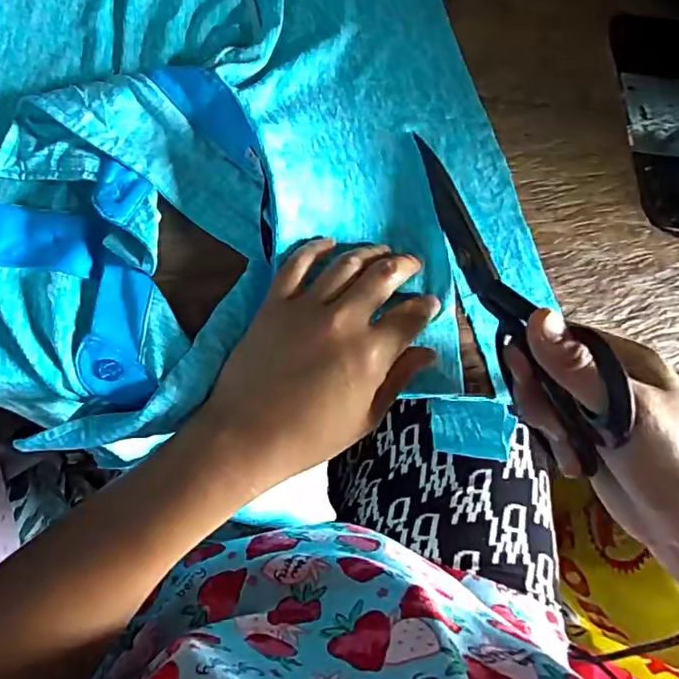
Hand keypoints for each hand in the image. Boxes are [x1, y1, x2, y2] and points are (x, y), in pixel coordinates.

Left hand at [192, 239, 439, 487]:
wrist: (247, 432)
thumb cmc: (310, 436)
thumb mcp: (365, 417)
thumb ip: (397, 380)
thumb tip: (427, 353)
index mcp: (371, 353)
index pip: (410, 316)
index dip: (426, 306)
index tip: (430, 303)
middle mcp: (343, 320)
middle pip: (382, 277)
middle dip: (404, 266)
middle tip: (412, 264)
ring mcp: (306, 307)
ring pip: (345, 263)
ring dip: (369, 252)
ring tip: (380, 251)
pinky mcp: (274, 302)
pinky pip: (296, 264)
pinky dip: (315, 248)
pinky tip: (329, 243)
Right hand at [502, 309, 678, 554]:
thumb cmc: (675, 467)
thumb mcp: (624, 411)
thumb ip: (575, 367)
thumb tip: (539, 316)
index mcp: (624, 360)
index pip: (560, 336)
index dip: (535, 352)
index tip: (525, 376)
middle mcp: (607, 380)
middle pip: (543, 369)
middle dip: (539, 399)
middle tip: (557, 425)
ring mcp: (595, 411)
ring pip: (541, 401)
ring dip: (547, 428)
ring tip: (573, 450)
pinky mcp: (585, 439)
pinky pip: (547, 429)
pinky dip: (552, 447)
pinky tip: (574, 464)